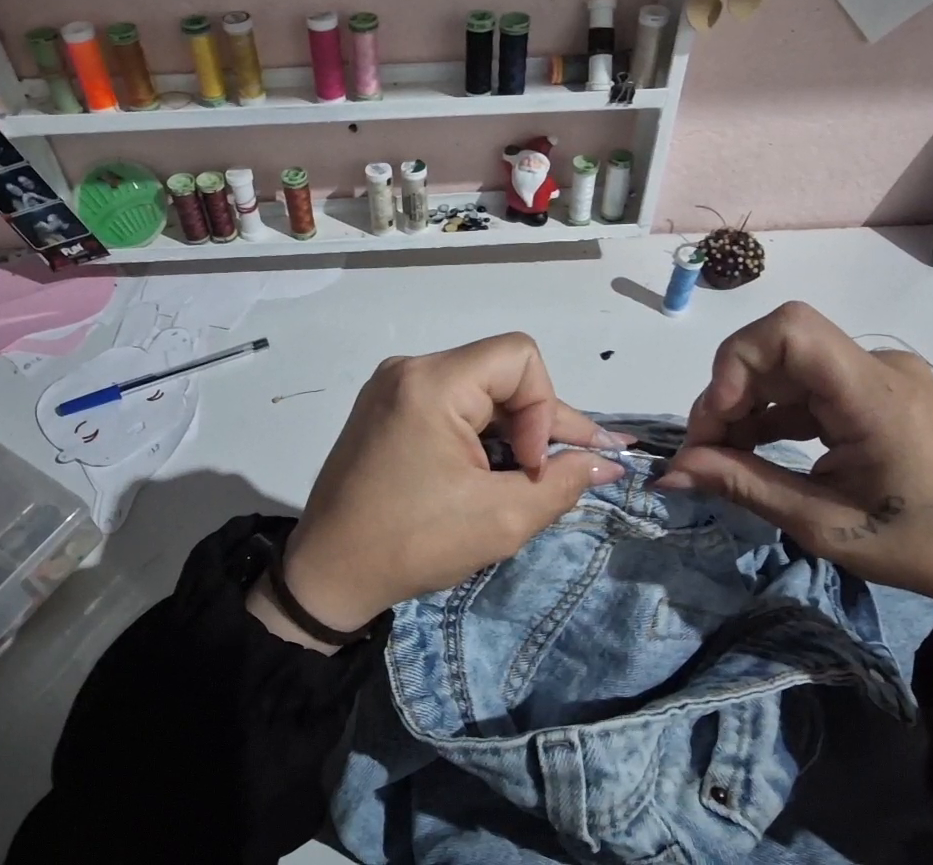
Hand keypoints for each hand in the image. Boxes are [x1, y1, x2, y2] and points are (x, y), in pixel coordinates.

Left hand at [257, 334, 625, 647]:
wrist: (327, 574)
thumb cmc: (412, 544)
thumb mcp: (501, 519)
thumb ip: (563, 482)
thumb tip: (605, 462)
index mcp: (431, 382)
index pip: (519, 358)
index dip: (544, 408)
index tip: (531, 466)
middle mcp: (410, 369)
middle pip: (500, 375)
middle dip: (537, 425)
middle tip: (571, 470)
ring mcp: (393, 388)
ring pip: (479, 393)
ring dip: (512, 434)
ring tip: (533, 479)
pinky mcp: (387, 410)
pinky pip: (452, 407)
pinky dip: (481, 436)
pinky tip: (497, 472)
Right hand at [660, 302, 932, 609]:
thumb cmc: (915, 545)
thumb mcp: (822, 525)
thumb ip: (743, 485)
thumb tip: (670, 472)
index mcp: (877, 397)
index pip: (792, 331)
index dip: (737, 362)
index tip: (715, 418)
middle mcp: (878, 368)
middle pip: (779, 347)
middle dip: (728, 392)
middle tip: (701, 450)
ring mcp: (877, 375)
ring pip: (785, 365)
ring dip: (743, 405)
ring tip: (719, 455)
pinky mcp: (871, 389)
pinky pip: (804, 385)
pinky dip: (768, 412)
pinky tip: (748, 449)